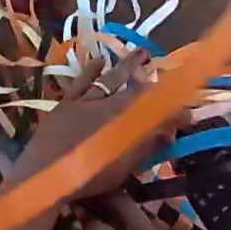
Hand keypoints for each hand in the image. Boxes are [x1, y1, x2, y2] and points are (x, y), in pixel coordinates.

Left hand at [10, 53, 178, 202]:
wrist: (44, 176)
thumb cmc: (86, 177)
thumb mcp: (122, 166)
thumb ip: (147, 145)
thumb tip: (170, 129)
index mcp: (122, 120)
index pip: (154, 108)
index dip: (172, 107)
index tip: (187, 110)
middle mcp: (106, 104)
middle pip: (135, 89)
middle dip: (154, 81)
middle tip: (171, 75)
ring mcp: (84, 102)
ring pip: (110, 78)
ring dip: (127, 66)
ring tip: (142, 52)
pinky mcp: (65, 104)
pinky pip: (81, 82)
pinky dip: (91, 70)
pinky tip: (99, 61)